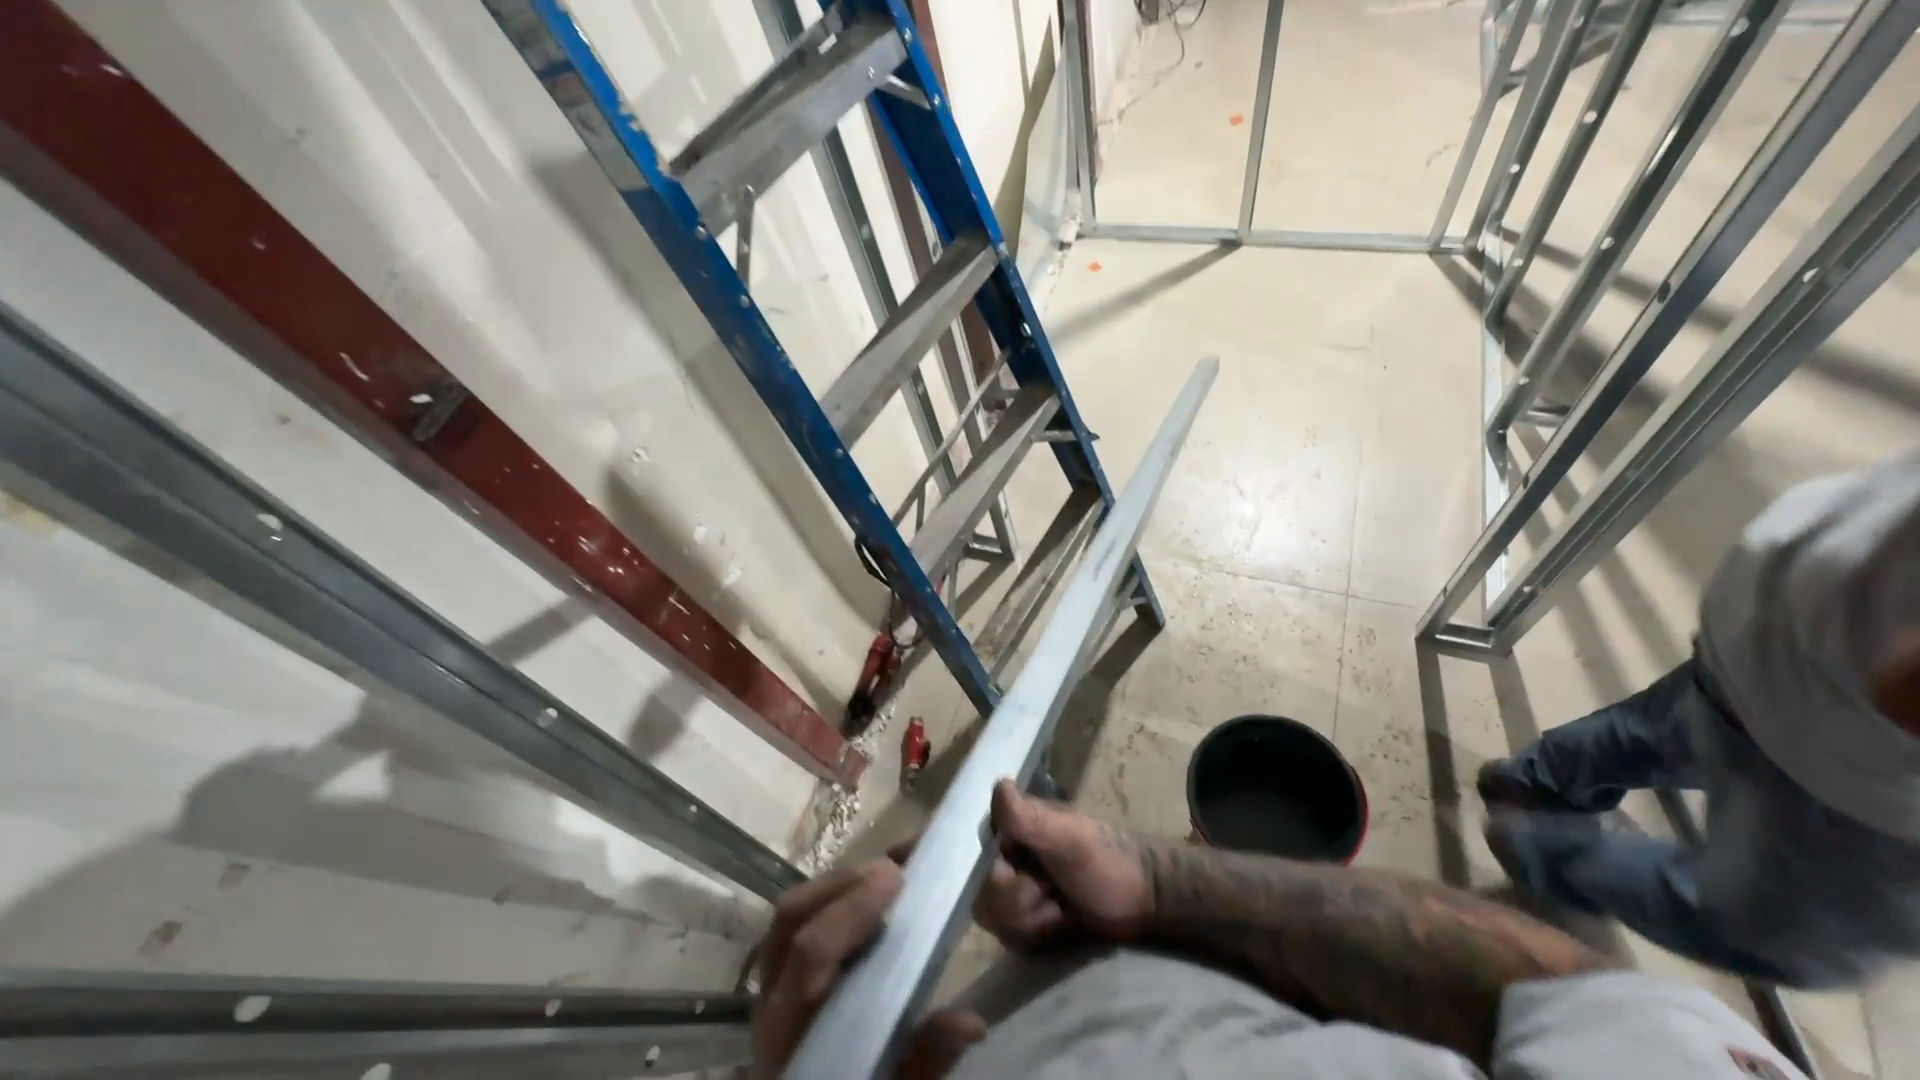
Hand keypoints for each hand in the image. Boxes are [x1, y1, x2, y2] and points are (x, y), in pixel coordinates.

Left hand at [754, 860, 985, 1078]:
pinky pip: (795, 923)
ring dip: (835, 886)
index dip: (852, 910)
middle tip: (895, 871)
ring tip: (882, 877)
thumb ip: (924, 1061)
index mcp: (789, 1029)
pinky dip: (829, 900)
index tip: (896, 880)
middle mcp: (770, 998)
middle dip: (843, 885)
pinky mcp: (779, 979)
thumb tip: (971, 1022)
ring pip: (790, 914)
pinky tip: (865, 901)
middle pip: (792, 918)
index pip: (812, 952)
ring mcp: (769, 985)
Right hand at [973, 780, 1155, 947]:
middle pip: (983, 893)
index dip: (1001, 878)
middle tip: (1055, 893)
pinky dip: (1036, 936)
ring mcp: (1015, 889)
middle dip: (1022, 902)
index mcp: (1013, 829)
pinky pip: (1008, 936)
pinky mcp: (1024, 919)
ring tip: (1063, 910)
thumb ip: (1031, 818)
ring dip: (1032, 921)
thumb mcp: (1071, 838)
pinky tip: (1061, 925)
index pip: (975, 858)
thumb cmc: (1110, 863)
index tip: (1032, 880)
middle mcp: (1007, 855)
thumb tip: (997, 787)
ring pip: (994, 917)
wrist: (1145, 901)